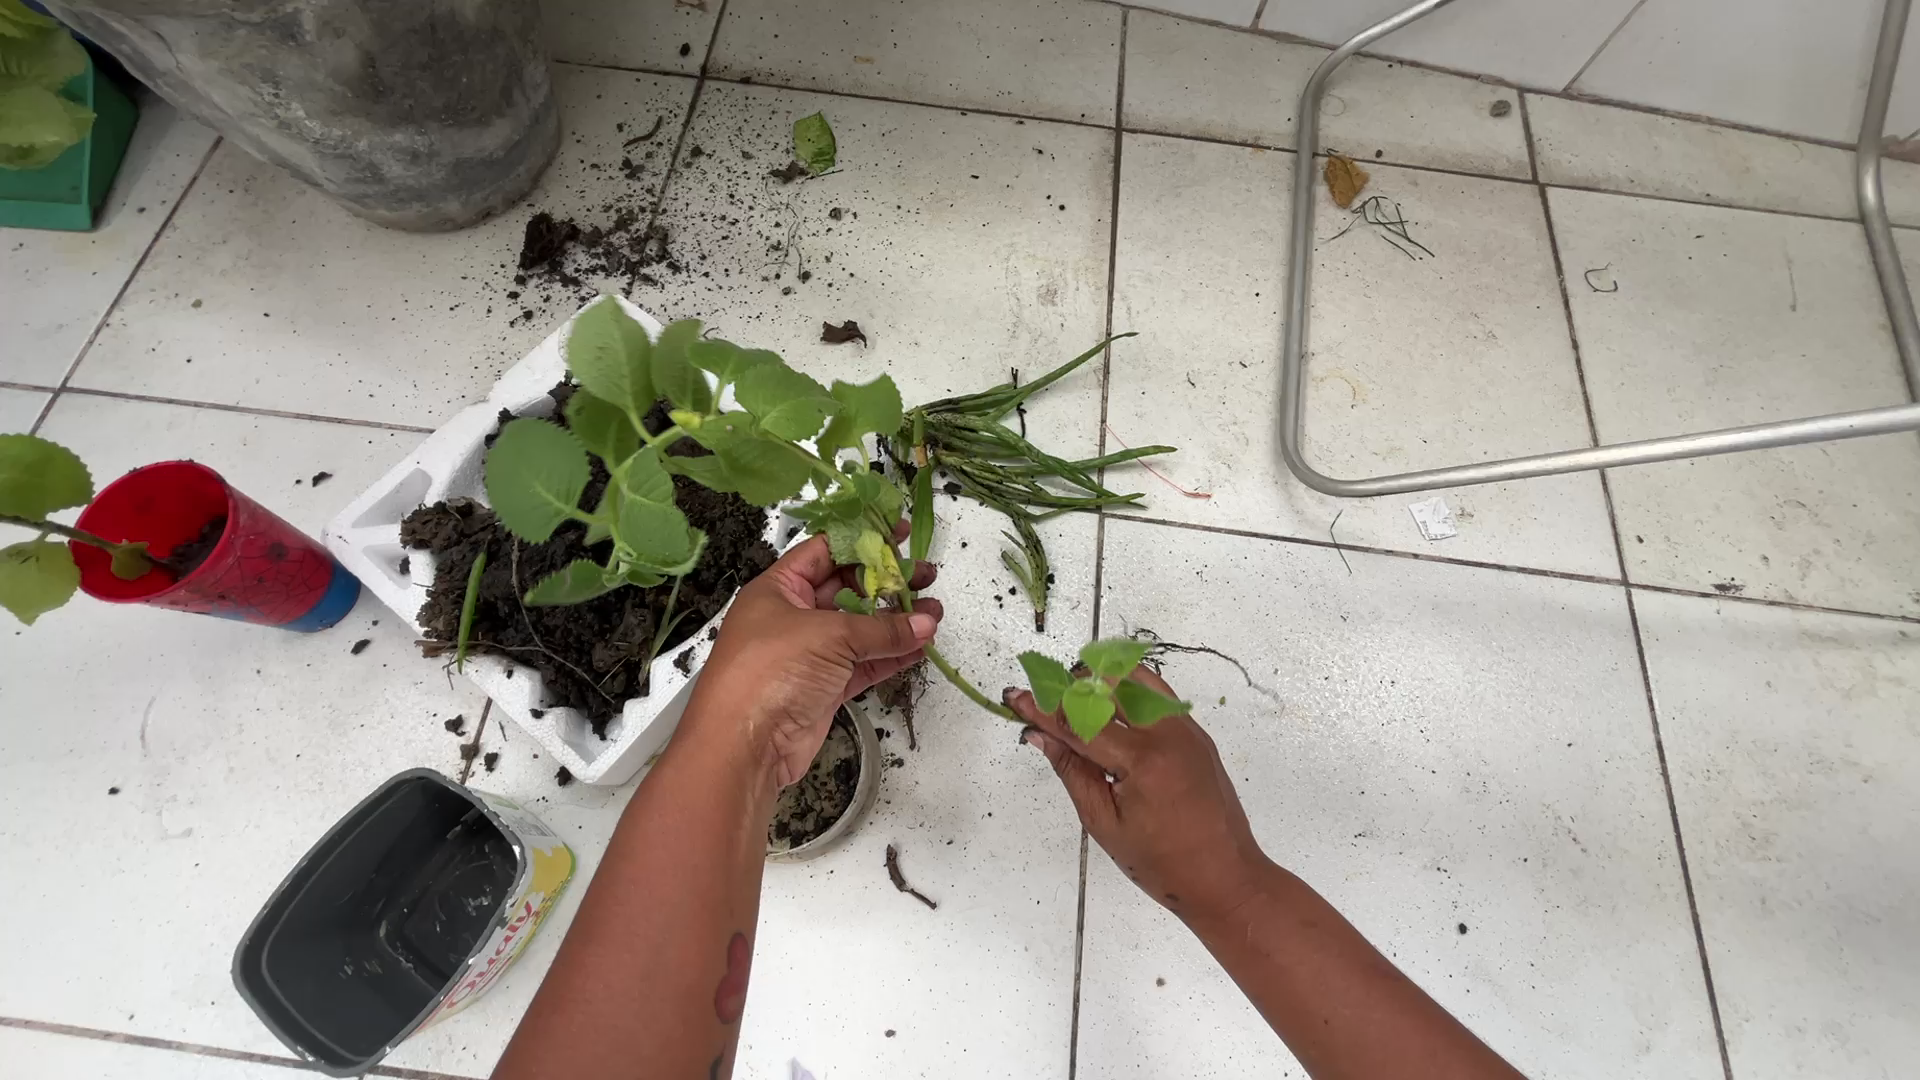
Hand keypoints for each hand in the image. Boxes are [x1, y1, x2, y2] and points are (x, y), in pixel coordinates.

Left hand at [690, 530, 941, 789]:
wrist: (744, 746)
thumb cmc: (771, 671)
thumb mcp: (828, 634)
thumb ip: (881, 628)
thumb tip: (926, 623)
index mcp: (779, 588)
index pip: (825, 552)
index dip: (862, 540)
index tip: (899, 533)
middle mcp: (792, 616)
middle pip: (847, 588)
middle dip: (887, 583)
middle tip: (926, 575)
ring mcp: (809, 653)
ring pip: (860, 629)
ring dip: (896, 621)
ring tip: (934, 613)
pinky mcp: (824, 687)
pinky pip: (864, 663)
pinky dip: (891, 655)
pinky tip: (920, 646)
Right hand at [1007, 667, 1271, 923]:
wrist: (1226, 879)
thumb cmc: (1162, 864)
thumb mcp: (1104, 822)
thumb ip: (1071, 770)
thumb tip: (1039, 735)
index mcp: (1143, 760)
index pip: (1080, 723)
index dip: (1043, 709)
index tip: (1015, 696)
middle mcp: (1168, 733)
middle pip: (1109, 686)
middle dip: (1071, 687)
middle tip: (1044, 700)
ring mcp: (1186, 728)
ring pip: (1137, 679)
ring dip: (1102, 682)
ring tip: (1076, 701)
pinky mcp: (1195, 731)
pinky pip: (1157, 695)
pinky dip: (1128, 692)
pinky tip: (1109, 711)